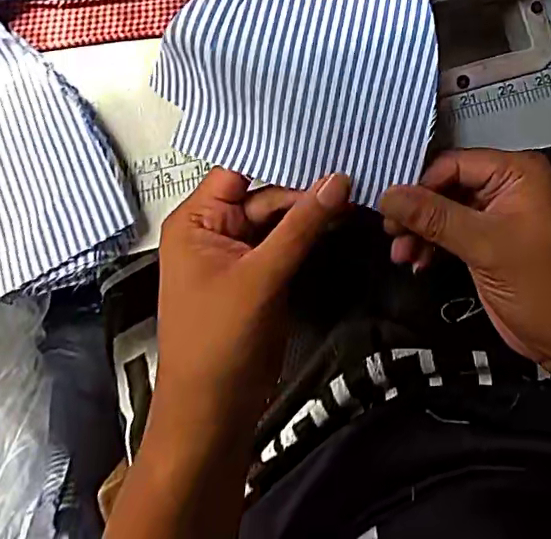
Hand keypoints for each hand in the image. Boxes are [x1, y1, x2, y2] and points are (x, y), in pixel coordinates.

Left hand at [154, 168, 348, 426]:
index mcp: (196, 220)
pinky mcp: (260, 274)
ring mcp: (239, 252)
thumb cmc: (219, 342)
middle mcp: (215, 229)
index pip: (239, 169)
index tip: (321, 134)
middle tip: (350, 167)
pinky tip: (340, 217)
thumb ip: (301, 225)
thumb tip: (338, 179)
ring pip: (280, 217)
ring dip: (312, 209)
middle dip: (305, 185)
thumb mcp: (261, 277)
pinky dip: (311, 231)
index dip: (278, 153)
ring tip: (354, 188)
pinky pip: (287, 241)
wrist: (213, 416)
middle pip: (265, 192)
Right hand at [378, 149, 550, 371]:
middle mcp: (508, 184)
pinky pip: (454, 230)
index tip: (388, 208)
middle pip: (448, 185)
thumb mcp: (484, 246)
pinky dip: (434, 244)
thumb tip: (387, 195)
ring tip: (401, 255)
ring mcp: (500, 212)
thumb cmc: (539, 285)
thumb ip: (434, 217)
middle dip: (418, 211)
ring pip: (447, 209)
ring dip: (422, 231)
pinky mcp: (492, 239)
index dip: (420, 184)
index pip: (455, 164)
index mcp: (517, 171)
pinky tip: (418, 262)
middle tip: (391, 233)